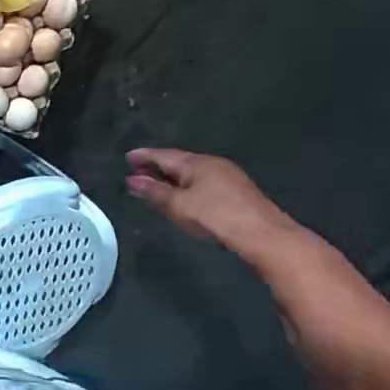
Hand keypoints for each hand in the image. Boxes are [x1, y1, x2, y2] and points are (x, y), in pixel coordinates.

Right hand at [125, 148, 301, 258]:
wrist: (261, 234)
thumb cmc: (215, 215)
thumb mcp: (178, 205)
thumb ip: (154, 191)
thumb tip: (132, 180)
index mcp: (197, 163)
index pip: (164, 155)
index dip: (145, 156)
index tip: (127, 157)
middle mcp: (212, 164)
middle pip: (178, 162)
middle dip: (156, 166)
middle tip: (136, 170)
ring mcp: (226, 177)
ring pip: (191, 172)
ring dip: (170, 176)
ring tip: (153, 183)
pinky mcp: (234, 191)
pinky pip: (201, 182)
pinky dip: (184, 185)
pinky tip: (180, 194)